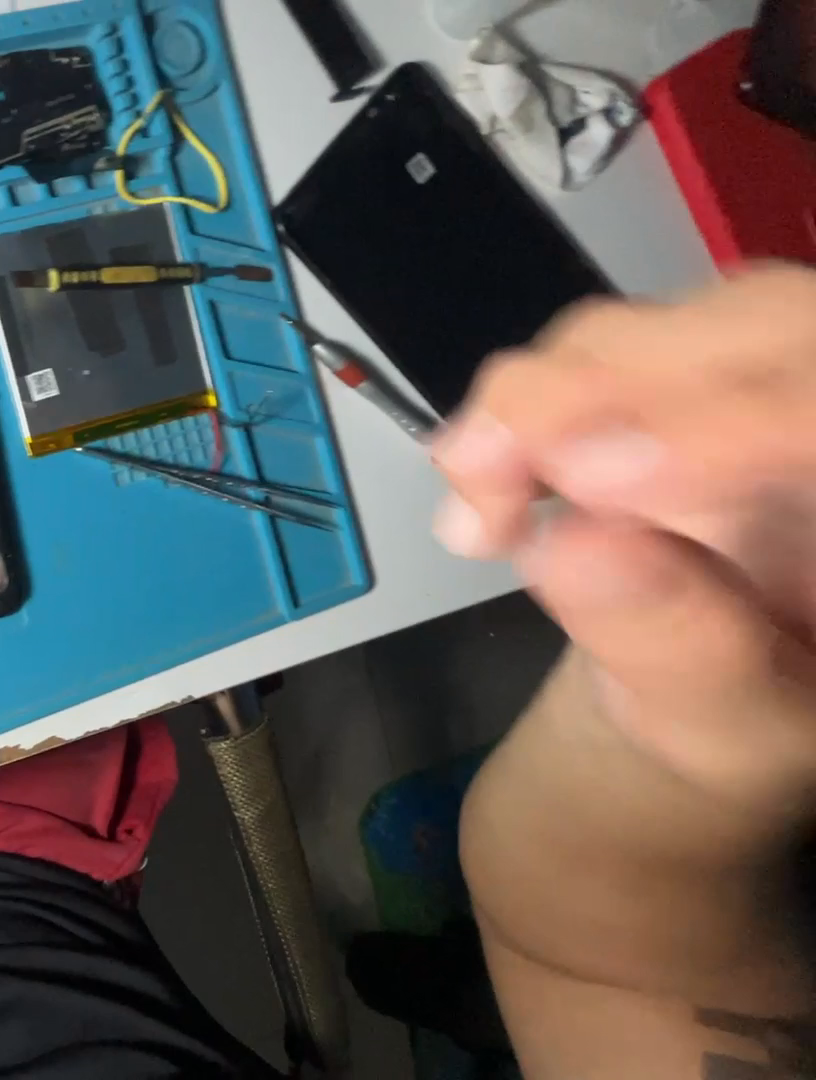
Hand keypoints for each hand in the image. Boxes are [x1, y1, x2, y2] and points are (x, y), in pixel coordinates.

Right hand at [432, 264, 815, 820]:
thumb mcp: (718, 728)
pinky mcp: (646, 398)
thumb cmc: (727, 727)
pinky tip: (476, 488)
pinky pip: (562, 364)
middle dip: (601, 388)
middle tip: (487, 473)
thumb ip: (675, 646)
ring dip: (525, 409)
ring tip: (476, 516)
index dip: (743, 420)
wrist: (683, 695)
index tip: (589, 478)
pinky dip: (496, 419)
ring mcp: (741, 396)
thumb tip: (572, 544)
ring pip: (635, 332)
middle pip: (755, 326)